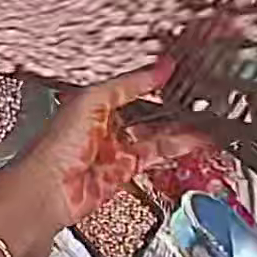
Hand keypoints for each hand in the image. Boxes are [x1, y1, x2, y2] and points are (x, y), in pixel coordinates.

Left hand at [12, 59, 209, 228]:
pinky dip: (178, 149)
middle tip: (199, 99)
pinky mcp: (122, 172)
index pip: (129, 88)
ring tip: (208, 119)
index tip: (177, 72)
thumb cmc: (55, 146)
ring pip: (155, 136)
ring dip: (182, 128)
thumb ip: (129, 84)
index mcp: (91, 105)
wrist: (48, 189)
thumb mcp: (93, 99)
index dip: (152, 81)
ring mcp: (113, 150)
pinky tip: (196, 140)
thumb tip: (159, 68)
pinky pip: (155, 157)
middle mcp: (103, 127)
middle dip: (171, 107)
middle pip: (145, 114)